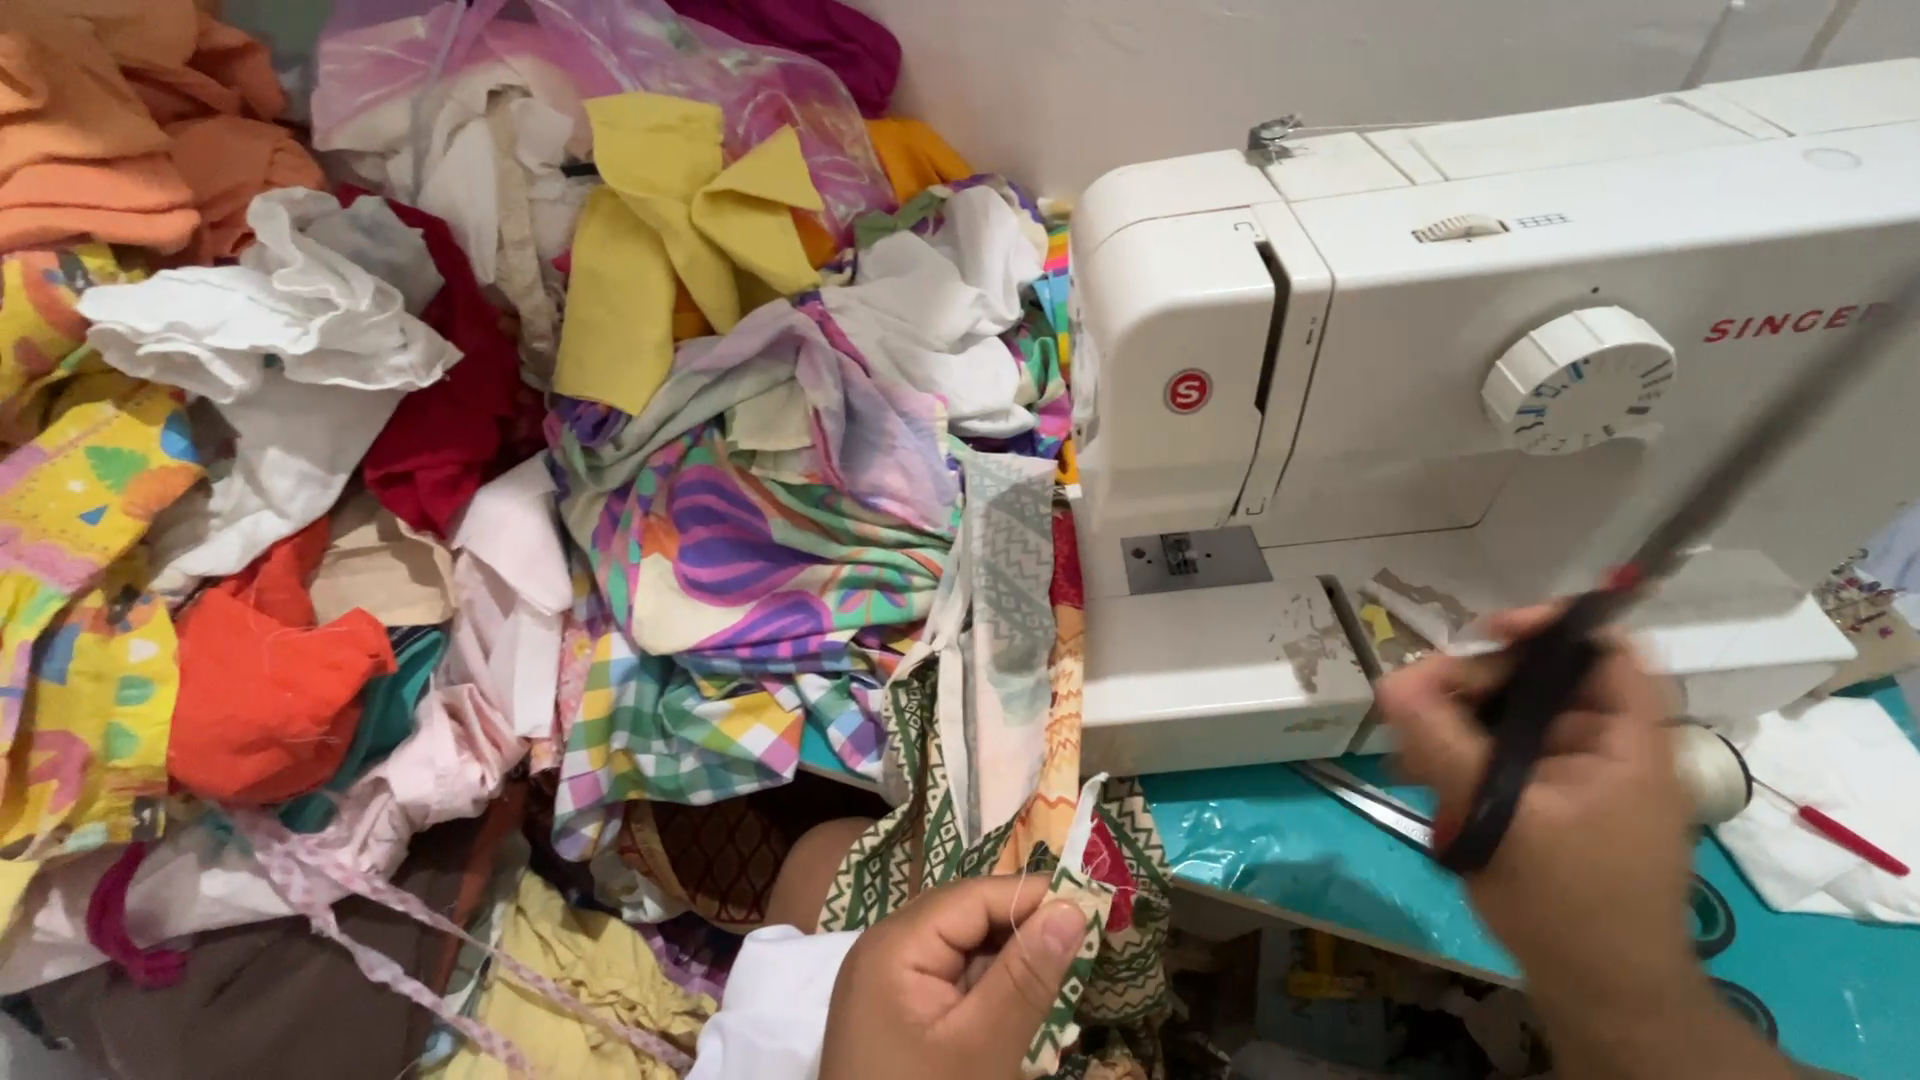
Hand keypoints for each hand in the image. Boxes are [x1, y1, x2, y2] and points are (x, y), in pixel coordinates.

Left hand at [820, 875, 1087, 1079]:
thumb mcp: (981, 1049)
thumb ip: (1025, 976)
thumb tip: (1072, 908)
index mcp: (896, 943)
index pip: (975, 895)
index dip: (1033, 897)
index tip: (1093, 909)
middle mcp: (884, 947)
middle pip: (966, 915)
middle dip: (1023, 925)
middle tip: (1084, 942)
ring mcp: (885, 980)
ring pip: (961, 945)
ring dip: (1009, 958)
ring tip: (1060, 972)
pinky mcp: (893, 1010)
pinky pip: (948, 977)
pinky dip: (985, 985)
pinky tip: (1018, 1003)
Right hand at [1376, 606, 1697, 1006]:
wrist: (1597, 990)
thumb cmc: (1569, 902)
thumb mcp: (1502, 815)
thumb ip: (1444, 743)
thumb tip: (1389, 680)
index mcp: (1624, 742)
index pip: (1605, 651)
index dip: (1549, 628)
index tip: (1479, 633)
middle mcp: (1599, 745)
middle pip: (1533, 680)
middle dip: (1468, 684)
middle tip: (1408, 702)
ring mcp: (1567, 773)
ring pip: (1502, 716)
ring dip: (1449, 722)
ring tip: (1406, 751)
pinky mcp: (1537, 797)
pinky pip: (1491, 754)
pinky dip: (1453, 754)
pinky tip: (1418, 774)